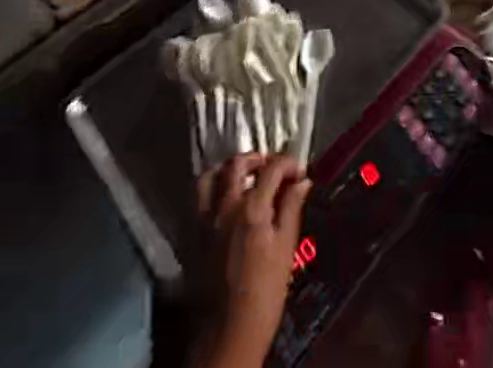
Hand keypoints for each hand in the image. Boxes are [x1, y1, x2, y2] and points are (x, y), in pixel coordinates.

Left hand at [193, 154, 312, 367]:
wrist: (226, 333)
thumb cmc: (265, 291)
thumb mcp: (286, 247)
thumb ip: (291, 208)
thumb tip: (302, 182)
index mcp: (252, 210)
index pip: (272, 168)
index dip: (290, 163)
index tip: (301, 172)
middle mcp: (223, 210)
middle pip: (236, 165)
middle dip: (258, 158)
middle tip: (274, 168)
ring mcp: (202, 224)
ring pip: (209, 178)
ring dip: (229, 170)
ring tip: (247, 176)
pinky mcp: (190, 239)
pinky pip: (196, 202)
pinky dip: (212, 191)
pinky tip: (227, 201)